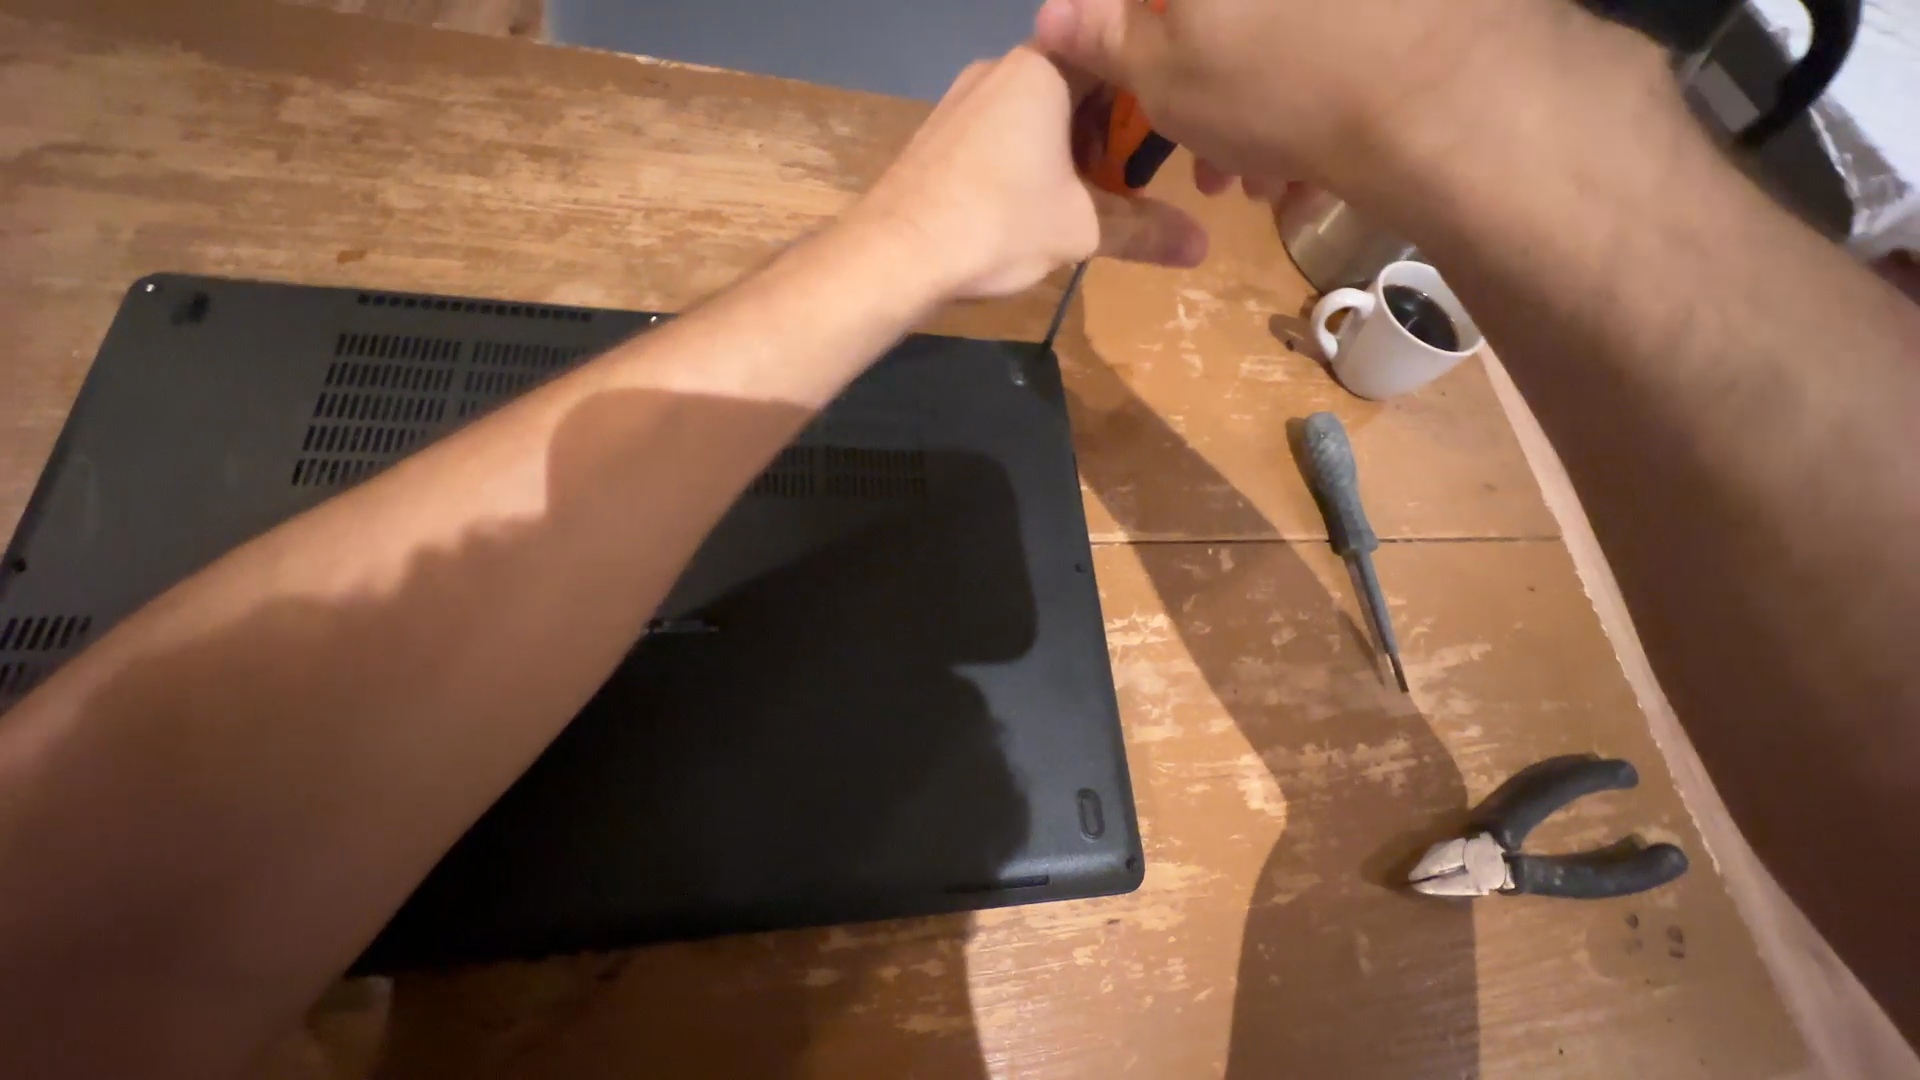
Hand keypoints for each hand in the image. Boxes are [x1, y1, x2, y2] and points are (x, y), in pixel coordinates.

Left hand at [848, 45, 1208, 300]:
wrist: (895, 253)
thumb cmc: (997, 225)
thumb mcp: (1081, 229)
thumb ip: (1143, 231)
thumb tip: (1202, 248)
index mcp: (1045, 67)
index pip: (1116, 60)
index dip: (1144, 105)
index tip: (1156, 150)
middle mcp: (1001, 67)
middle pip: (1077, 88)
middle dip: (1105, 136)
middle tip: (1122, 186)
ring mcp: (963, 100)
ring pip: (1036, 115)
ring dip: (1067, 154)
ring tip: (1077, 205)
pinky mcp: (939, 134)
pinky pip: (1000, 134)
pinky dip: (1027, 163)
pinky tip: (1025, 208)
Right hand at [1032, 0, 1667, 208]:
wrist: (1437, 99)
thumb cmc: (1271, 84)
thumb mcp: (1163, 75)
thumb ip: (1102, 40)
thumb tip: (1050, 14)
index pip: (1142, 1)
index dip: (1126, 31)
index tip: (1134, 82)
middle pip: (1211, 12)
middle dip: (1197, 80)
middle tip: (1198, 152)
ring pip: (1270, 27)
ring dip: (1247, 100)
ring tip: (1249, 173)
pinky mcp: (1390, 8)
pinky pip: (1319, 37)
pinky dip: (1299, 87)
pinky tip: (1299, 151)